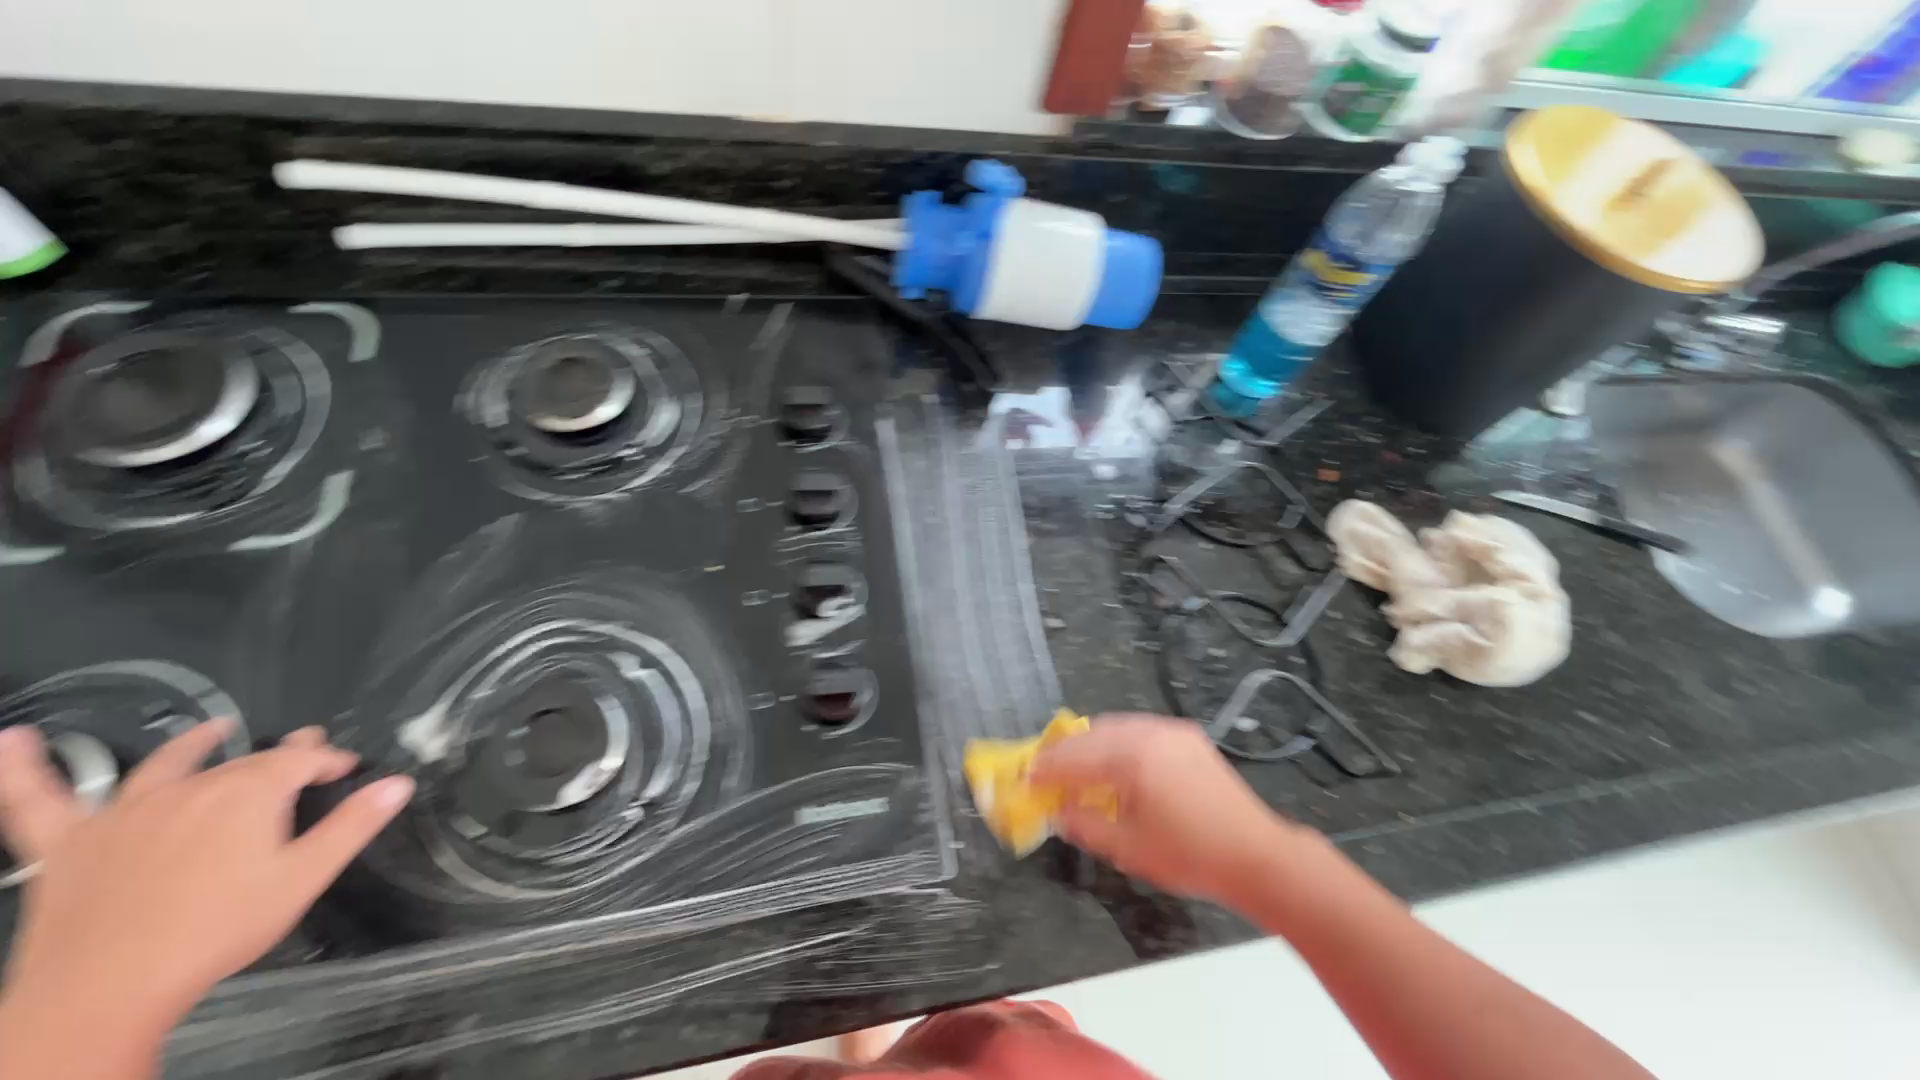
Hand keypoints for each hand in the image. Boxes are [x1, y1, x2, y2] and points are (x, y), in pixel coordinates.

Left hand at [0, 720, 413, 1038]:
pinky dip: (21, 766)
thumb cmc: (218, 930)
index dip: (328, 760)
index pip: (300, 760)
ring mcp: (123, 811)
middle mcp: (190, 788)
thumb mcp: (302, 879)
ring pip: (163, 765)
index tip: (347, 770)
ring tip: (214, 728)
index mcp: (248, 794)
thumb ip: (352, 826)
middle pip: (242, 762)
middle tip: (303, 750)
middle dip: (280, 754)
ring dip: (193, 742)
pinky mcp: (66, 842)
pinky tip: (14, 737)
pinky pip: (37, 798)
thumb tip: (398, 782)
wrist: (105, 988)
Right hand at [1030, 713, 1311, 905]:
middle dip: (1063, 752)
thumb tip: (1056, 813)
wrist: (1256, 855)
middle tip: (1042, 773)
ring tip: (1072, 769)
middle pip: (1090, 734)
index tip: (1022, 779)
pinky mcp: (1186, 737)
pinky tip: (1111, 765)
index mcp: (1132, 760)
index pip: (1073, 759)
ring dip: (1088, 744)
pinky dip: (1115, 742)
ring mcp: (1170, 731)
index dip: (1044, 770)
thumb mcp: (1127, 848)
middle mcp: (1149, 734)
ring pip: (1113, 726)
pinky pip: (1138, 729)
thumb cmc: (1189, 857)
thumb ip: (1084, 825)